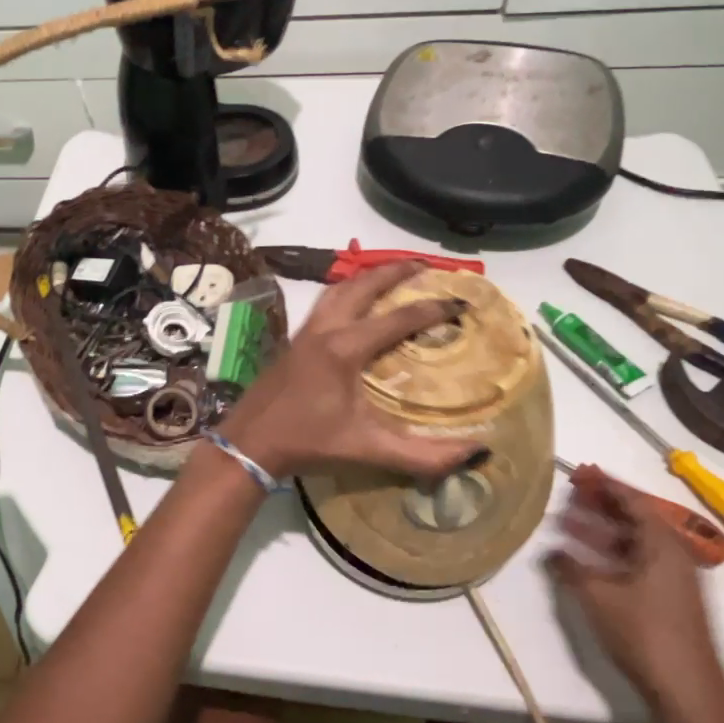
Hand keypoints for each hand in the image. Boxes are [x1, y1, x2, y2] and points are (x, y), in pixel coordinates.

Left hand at [214, 261, 483, 481]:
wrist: (249, 444)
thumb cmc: (308, 442)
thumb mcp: (367, 449)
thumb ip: (422, 455)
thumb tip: (475, 452)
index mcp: (344, 348)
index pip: (397, 318)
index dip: (432, 309)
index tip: (461, 304)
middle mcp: (324, 330)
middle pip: (362, 286)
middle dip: (395, 271)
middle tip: (425, 267)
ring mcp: (304, 332)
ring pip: (338, 289)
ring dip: (367, 278)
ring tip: (391, 275)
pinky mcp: (292, 341)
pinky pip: (324, 303)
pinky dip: (346, 292)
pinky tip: (354, 304)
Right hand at [549, 468, 721, 698]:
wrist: (689, 691)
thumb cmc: (644, 634)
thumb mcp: (598, 597)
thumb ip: (570, 568)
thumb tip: (550, 551)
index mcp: (662, 545)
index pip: (633, 502)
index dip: (605, 486)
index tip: (581, 474)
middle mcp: (673, 555)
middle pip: (634, 521)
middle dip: (600, 508)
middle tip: (569, 498)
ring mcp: (675, 580)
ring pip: (634, 544)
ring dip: (602, 534)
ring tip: (567, 528)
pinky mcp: (671, 601)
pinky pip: (638, 564)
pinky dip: (612, 556)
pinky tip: (587, 565)